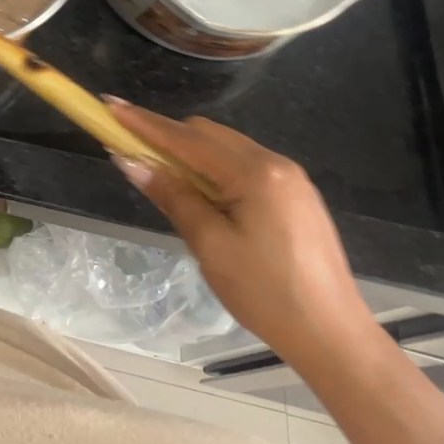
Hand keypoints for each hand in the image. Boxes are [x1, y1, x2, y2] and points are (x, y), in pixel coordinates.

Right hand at [107, 101, 377, 364]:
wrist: (333, 336)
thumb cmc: (266, 293)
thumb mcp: (209, 245)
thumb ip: (172, 195)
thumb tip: (130, 160)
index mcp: (255, 173)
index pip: (186, 138)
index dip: (144, 123)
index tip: (110, 107)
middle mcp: (276, 163)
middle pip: (207, 134)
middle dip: (166, 137)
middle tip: (130, 150)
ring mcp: (291, 179)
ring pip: (226, 148)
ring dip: (190, 154)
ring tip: (162, 176)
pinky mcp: (296, 196)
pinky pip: (244, 166)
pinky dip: (214, 169)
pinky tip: (202, 194)